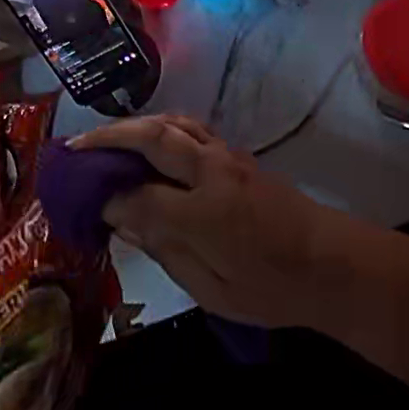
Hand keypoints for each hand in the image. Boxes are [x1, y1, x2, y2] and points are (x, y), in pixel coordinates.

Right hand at [69, 115, 352, 328]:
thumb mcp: (212, 286)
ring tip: (106, 137)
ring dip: (134, 125)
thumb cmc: (270, 285)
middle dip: (110, 138)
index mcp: (206, 211)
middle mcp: (212, 171)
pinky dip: (160, 125)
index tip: (84, 199)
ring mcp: (225, 155)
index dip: (108, 196)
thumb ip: (164, 248)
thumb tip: (121, 218)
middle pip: (153, 138)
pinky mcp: (234, 152)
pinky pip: (190, 126)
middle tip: (76, 146)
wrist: (331, 262)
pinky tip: (148, 138)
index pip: (141, 195)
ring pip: (172, 123)